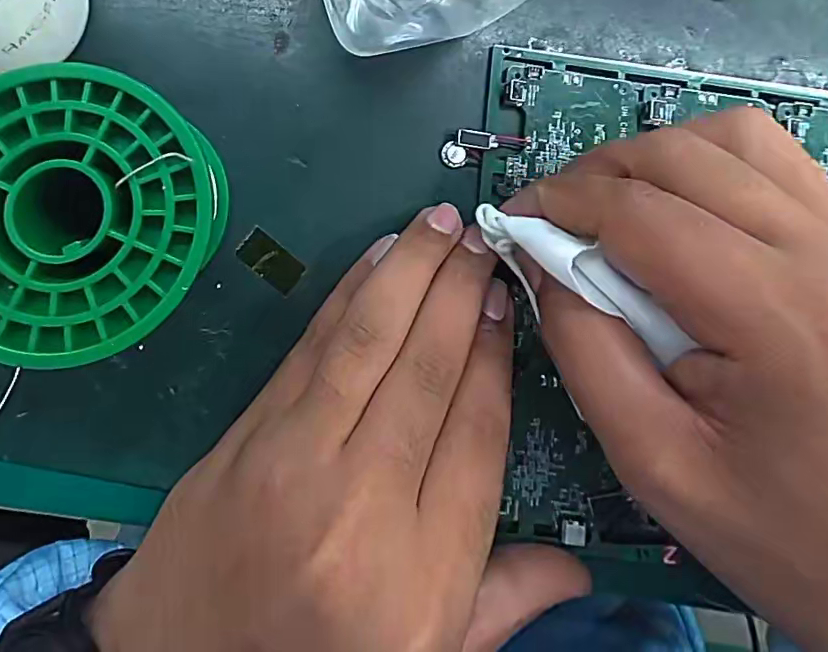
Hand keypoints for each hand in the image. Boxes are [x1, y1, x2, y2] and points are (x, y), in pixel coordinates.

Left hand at [91, 204, 526, 651]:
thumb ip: (499, 602)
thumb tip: (576, 568)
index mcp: (421, 570)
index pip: (477, 434)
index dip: (494, 357)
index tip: (505, 303)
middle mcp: (363, 501)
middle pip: (425, 371)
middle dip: (458, 292)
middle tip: (481, 240)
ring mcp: (297, 456)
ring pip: (367, 342)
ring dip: (406, 271)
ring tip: (437, 224)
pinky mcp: (250, 429)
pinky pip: (311, 346)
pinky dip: (347, 294)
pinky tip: (375, 258)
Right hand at [505, 108, 827, 651]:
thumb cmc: (789, 545)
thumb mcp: (651, 460)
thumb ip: (582, 344)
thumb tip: (544, 260)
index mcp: (789, 321)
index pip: (644, 214)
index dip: (561, 203)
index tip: (513, 218)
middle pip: (685, 158)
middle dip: (596, 172)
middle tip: (553, 217)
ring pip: (736, 139)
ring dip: (655, 158)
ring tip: (616, 207)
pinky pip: (778, 166)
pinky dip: (710, 165)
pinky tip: (685, 213)